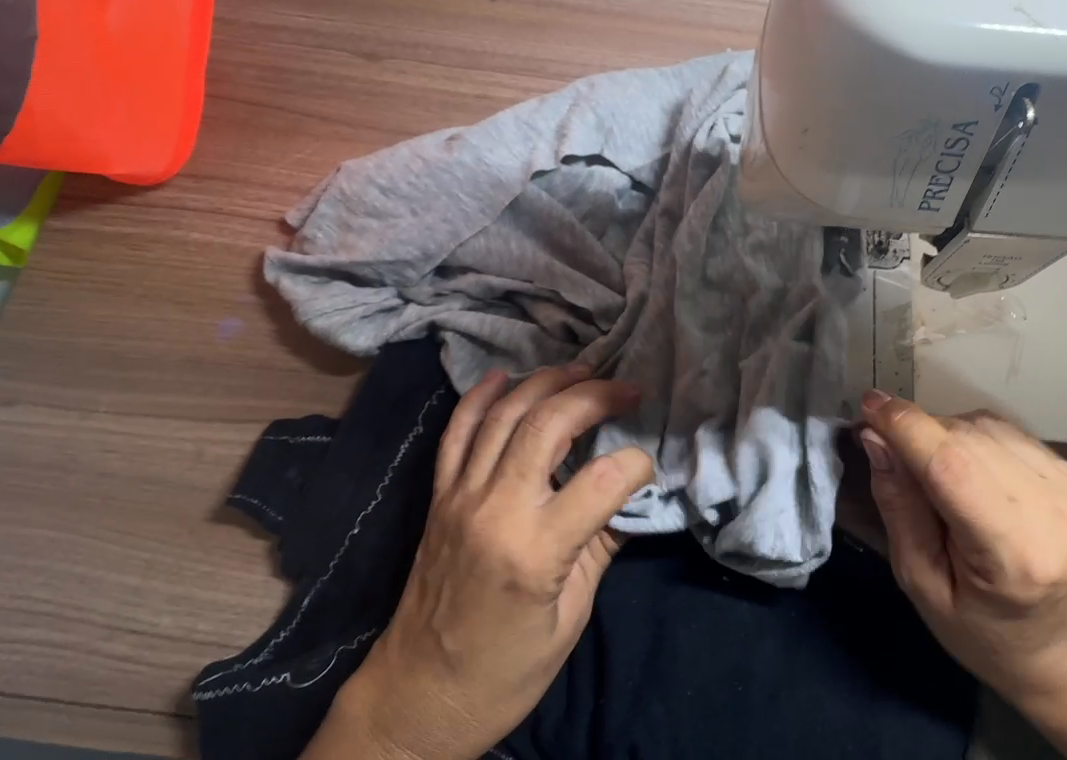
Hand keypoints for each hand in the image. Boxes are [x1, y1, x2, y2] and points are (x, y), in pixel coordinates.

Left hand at [308, 364, 653, 759]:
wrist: (418, 697)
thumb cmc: (505, 672)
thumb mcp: (570, 618)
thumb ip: (600, 548)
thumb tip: (632, 498)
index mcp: (536, 551)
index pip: (604, 480)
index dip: (637, 464)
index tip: (649, 467)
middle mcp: (495, 509)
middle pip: (549, 425)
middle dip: (595, 395)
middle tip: (627, 388)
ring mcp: (460, 497)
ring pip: (503, 415)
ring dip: (545, 383)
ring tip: (581, 369)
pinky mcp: (439, 497)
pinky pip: (456, 434)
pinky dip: (478, 398)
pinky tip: (504, 376)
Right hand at [857, 390, 1066, 701]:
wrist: (1057, 640)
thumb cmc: (979, 626)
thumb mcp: (920, 581)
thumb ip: (899, 506)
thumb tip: (875, 438)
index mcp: (1015, 553)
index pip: (952, 466)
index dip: (906, 427)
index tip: (867, 407)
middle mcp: (1054, 512)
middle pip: (965, 438)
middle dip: (917, 432)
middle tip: (889, 451)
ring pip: (983, 425)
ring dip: (944, 433)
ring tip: (932, 473)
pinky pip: (1003, 430)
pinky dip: (971, 438)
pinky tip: (967, 471)